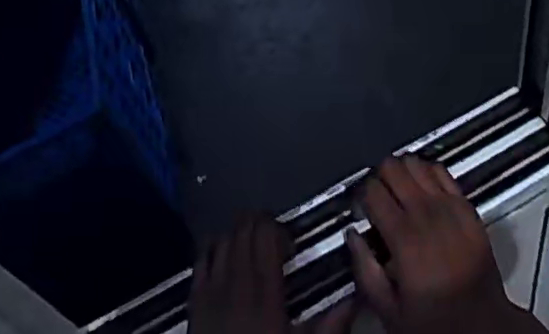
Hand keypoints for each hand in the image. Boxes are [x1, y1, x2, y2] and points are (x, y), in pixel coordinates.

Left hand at [192, 217, 356, 333]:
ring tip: (251, 243)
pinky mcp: (195, 298)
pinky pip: (202, 256)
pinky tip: (223, 253)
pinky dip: (214, 246)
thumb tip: (354, 301)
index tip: (290, 245)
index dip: (277, 229)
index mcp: (266, 294)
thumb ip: (330, 326)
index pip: (266, 237)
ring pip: (224, 238)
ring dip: (238, 233)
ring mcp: (212, 288)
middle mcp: (238, 282)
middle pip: (244, 230)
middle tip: (273, 238)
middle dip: (259, 225)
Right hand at [344, 158, 546, 333]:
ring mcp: (449, 207)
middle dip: (380, 179)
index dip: (362, 196)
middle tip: (381, 200)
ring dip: (403, 173)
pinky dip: (427, 173)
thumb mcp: (391, 311)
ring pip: (414, 163)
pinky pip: (441, 171)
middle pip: (391, 167)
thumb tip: (352, 234)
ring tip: (401, 193)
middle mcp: (426, 214)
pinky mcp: (467, 207)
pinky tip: (424, 190)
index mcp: (404, 238)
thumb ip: (365, 270)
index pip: (372, 189)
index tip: (363, 211)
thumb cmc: (436, 321)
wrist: (486, 327)